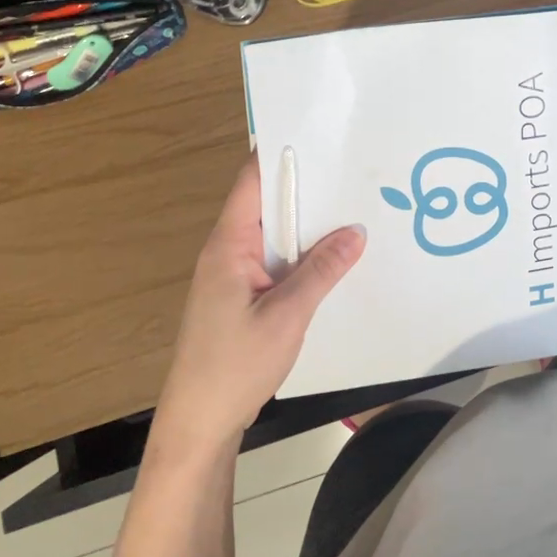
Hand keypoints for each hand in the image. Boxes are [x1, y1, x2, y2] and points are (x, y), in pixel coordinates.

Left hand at [153, 155, 365, 449]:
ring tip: (354, 204)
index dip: (281, 153)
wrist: (200, 424)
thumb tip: (356, 231)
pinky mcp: (244, 298)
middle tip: (353, 168)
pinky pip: (277, 262)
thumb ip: (322, 270)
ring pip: (276, 235)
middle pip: (268, 204)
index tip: (319, 132)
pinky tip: (335, 256)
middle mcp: (228, 251)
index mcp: (228, 244)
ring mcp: (235, 276)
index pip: (252, 180)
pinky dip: (304, 254)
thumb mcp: (287, 315)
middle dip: (308, 188)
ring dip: (309, 224)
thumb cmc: (234, 365)